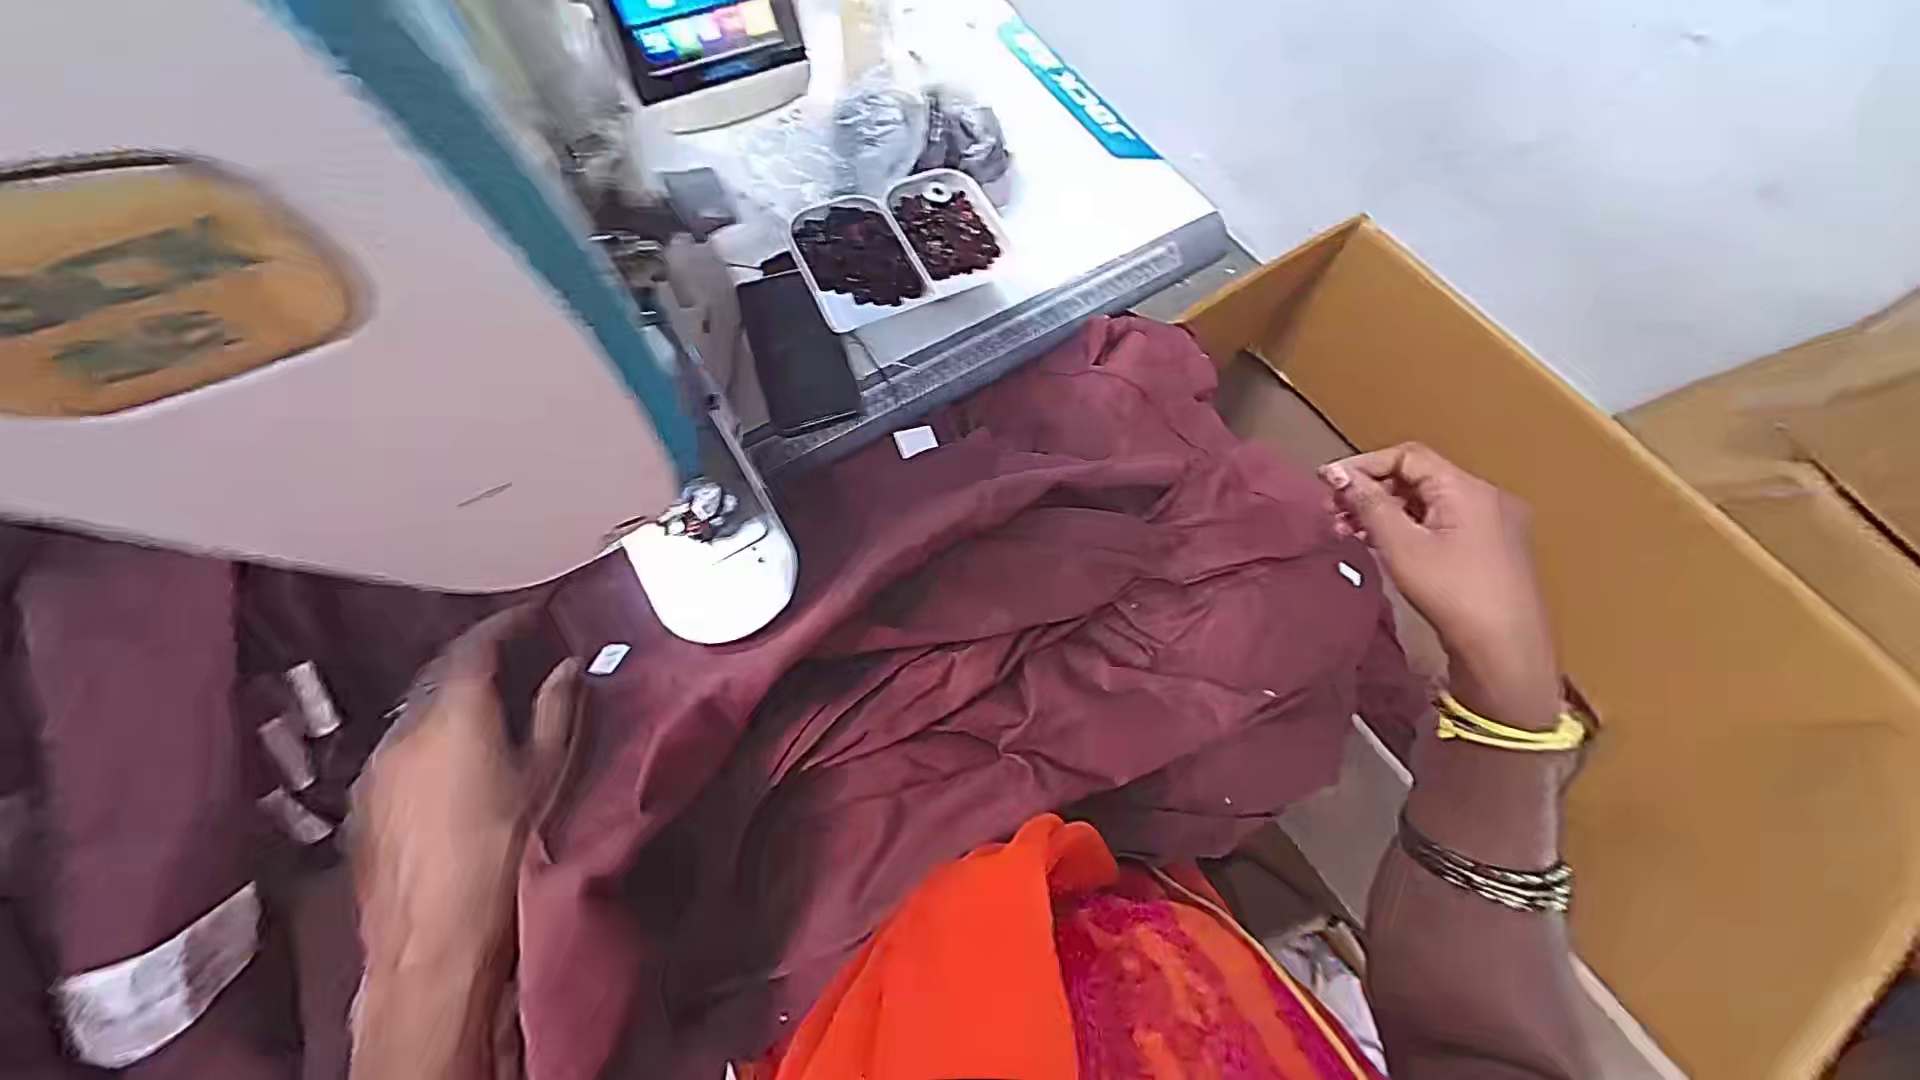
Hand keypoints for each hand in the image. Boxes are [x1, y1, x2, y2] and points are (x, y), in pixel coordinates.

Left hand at [349, 606, 579, 1079]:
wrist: (439, 932)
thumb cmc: (509, 842)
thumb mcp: (548, 769)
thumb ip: (557, 707)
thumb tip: (567, 667)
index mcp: (456, 715)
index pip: (474, 648)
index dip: (504, 624)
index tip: (530, 615)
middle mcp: (406, 731)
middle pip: (441, 675)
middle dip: (481, 659)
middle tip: (519, 657)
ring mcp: (376, 768)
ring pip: (418, 711)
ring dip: (455, 697)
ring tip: (492, 706)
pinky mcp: (362, 803)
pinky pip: (401, 746)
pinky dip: (433, 733)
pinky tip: (458, 757)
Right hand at [1321, 443, 1558, 728]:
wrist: (1504, 647)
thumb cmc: (1450, 591)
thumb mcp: (1400, 544)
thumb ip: (1367, 504)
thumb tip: (1338, 473)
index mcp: (1467, 489)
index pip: (1407, 456)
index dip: (1363, 465)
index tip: (1326, 483)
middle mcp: (1485, 497)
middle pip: (1416, 477)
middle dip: (1370, 490)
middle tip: (1332, 512)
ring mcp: (1491, 523)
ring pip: (1426, 501)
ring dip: (1383, 510)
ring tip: (1348, 531)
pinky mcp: (1489, 547)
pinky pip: (1439, 521)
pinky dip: (1405, 525)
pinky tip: (1380, 544)